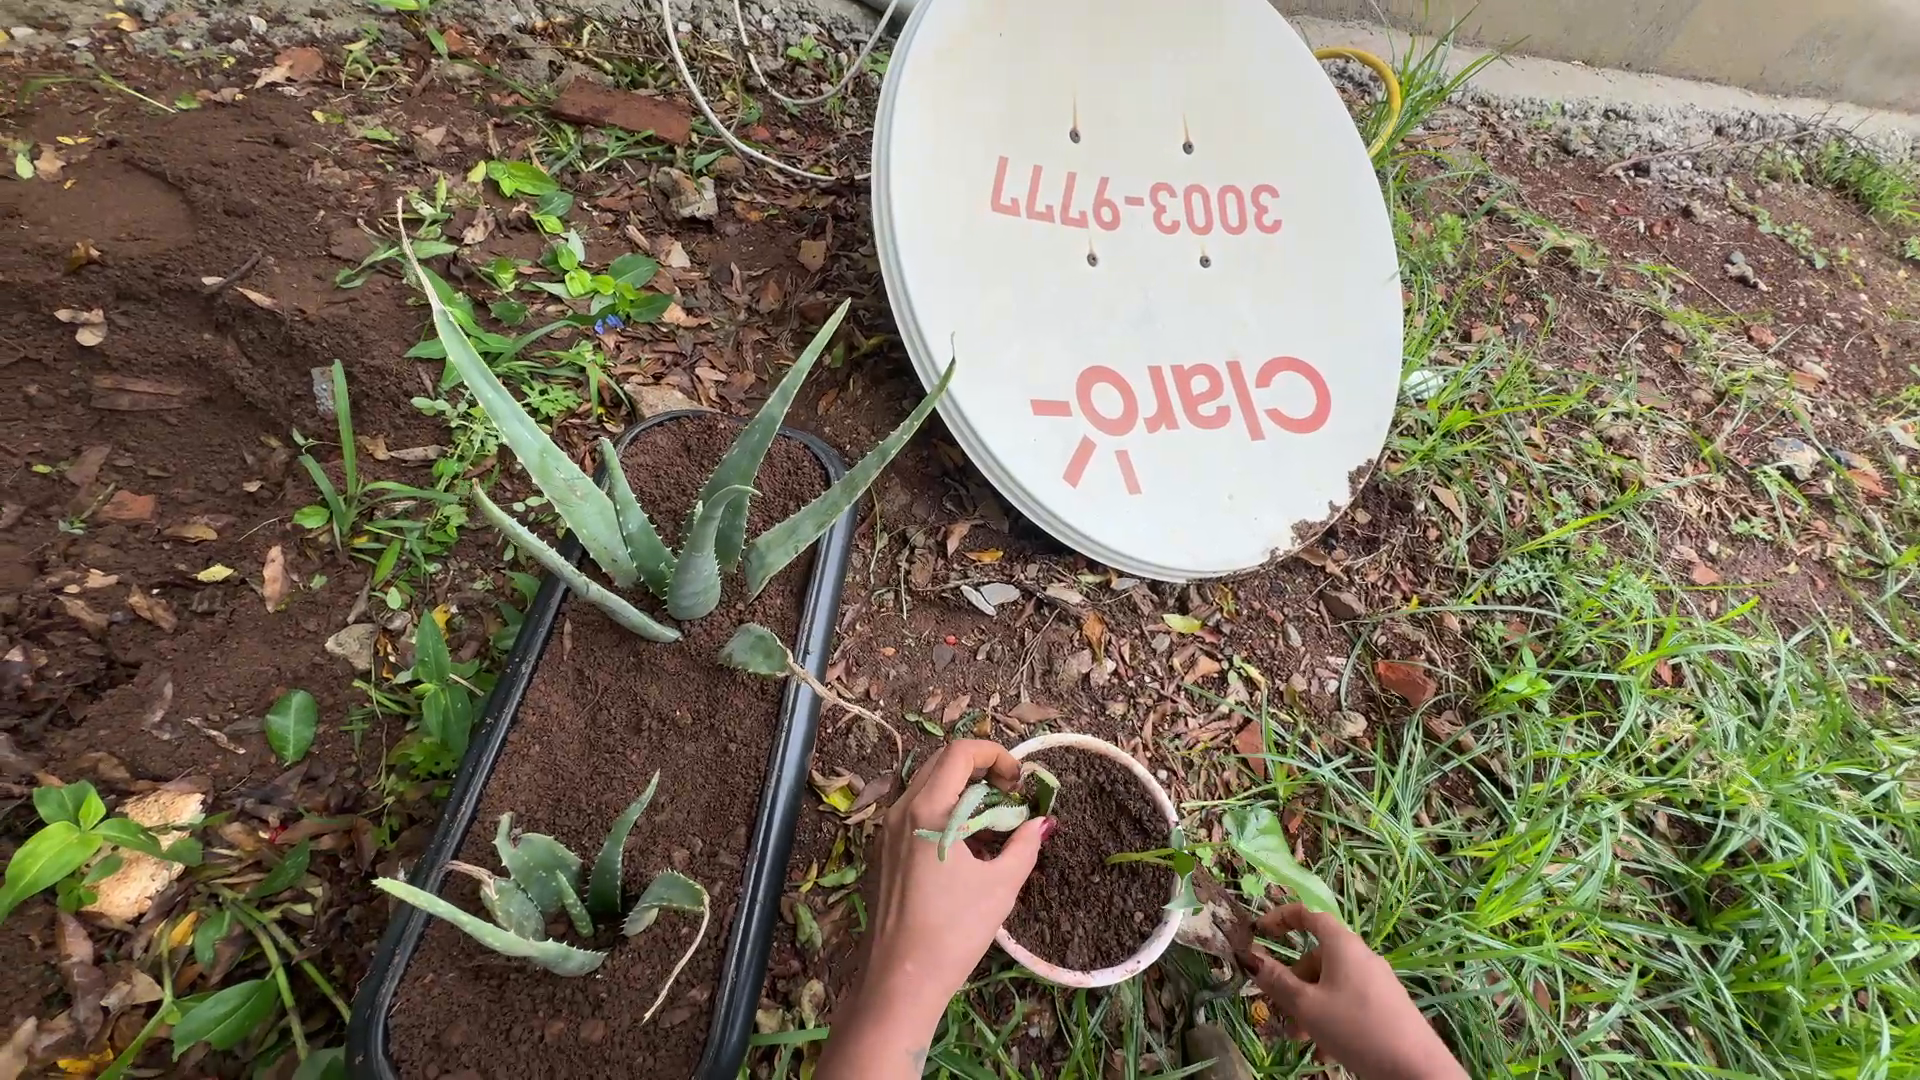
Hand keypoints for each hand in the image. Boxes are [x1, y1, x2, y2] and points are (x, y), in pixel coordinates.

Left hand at [817, 740, 1049, 1078]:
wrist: (897, 982)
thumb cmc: (953, 933)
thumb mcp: (1000, 887)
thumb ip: (1024, 846)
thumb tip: (1042, 823)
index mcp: (928, 810)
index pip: (960, 752)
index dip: (994, 754)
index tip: (1017, 782)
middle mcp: (901, 809)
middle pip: (941, 761)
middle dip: (979, 767)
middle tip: (1007, 794)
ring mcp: (886, 829)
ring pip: (924, 783)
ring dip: (959, 787)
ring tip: (987, 818)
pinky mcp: (881, 850)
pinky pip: (913, 808)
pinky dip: (941, 807)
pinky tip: (961, 843)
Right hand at [1240, 905, 1465, 1079]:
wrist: (1421, 1074)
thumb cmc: (1357, 1029)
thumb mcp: (1306, 1006)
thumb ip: (1275, 979)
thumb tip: (1249, 956)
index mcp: (1341, 944)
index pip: (1306, 913)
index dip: (1279, 917)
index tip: (1259, 933)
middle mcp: (1360, 955)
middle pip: (1317, 956)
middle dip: (1293, 981)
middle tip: (1278, 1006)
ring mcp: (1378, 982)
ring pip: (1332, 983)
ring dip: (1310, 1004)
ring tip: (1299, 1038)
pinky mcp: (1389, 1007)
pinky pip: (1350, 1001)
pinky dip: (1332, 1016)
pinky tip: (1326, 1050)